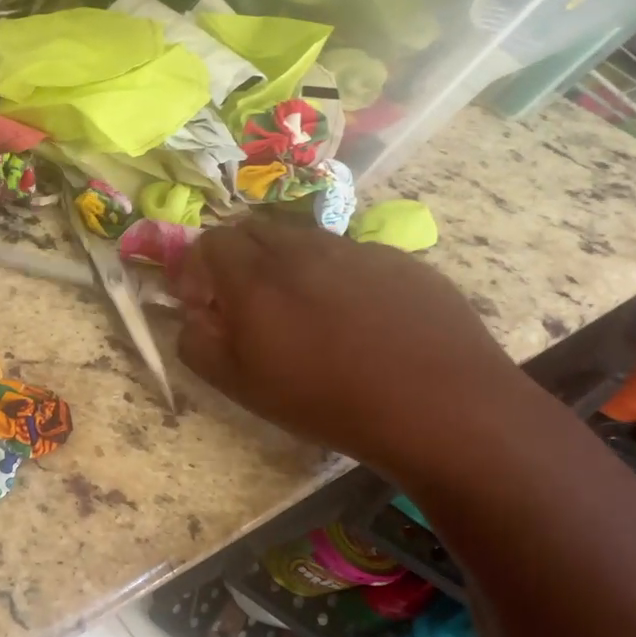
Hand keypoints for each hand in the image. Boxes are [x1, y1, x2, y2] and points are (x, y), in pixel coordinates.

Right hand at [172, 222, 539, 471]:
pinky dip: (335, 277)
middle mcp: (305, 251)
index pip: (210, 241)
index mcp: (256, 277)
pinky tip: (353, 322)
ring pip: (304, 240)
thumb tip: (196, 314)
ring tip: (301, 313)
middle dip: (237, 259)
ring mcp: (359, 252)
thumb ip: (195, 340)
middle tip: (243, 303)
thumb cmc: (323, 399)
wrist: (441, 407)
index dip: (196, 269)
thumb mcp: (235, 383)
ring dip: (285, 265)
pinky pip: (352, 257)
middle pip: (255, 229)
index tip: (203, 304)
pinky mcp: (404, 263)